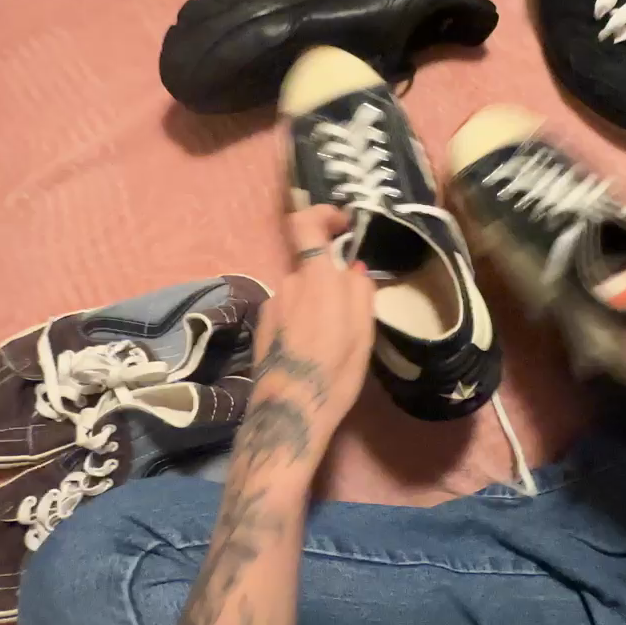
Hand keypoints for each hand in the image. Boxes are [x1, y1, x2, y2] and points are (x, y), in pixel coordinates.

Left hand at [242, 206, 375, 465]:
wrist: (290, 409)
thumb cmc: (334, 369)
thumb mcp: (363, 331)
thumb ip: (359, 290)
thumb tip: (352, 267)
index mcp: (316, 279)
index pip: (306, 225)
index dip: (324, 215)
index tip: (342, 224)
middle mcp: (287, 284)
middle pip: (311, 269)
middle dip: (330, 283)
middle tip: (349, 317)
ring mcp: (271, 306)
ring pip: (300, 293)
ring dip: (316, 307)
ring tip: (331, 343)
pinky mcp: (262, 327)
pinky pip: (288, 312)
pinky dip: (301, 322)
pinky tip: (310, 352)